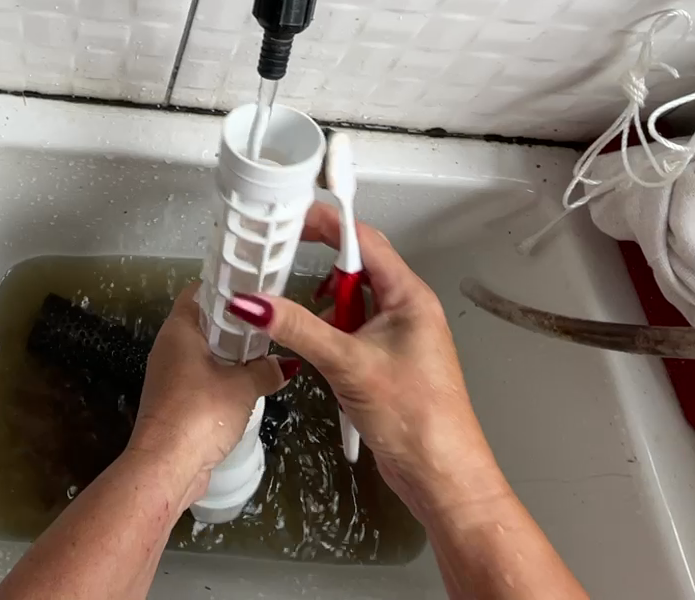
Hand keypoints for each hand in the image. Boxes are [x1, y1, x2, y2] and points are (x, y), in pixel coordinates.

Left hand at [127, 287, 295, 504]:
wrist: (165, 465)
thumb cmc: (200, 412)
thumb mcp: (243, 388)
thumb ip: (266, 370)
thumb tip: (285, 364)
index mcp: (179, 328)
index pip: (200, 293)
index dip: (227, 290)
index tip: (255, 295)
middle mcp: (169, 344)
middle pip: (204, 323)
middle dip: (234, 326)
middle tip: (267, 327)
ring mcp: (168, 372)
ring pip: (203, 352)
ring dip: (229, 355)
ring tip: (263, 356)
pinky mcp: (173, 398)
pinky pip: (200, 376)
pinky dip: (221, 377)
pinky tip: (245, 386)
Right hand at [223, 204, 504, 513]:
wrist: (443, 478)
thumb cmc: (414, 417)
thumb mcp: (348, 363)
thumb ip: (298, 328)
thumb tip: (252, 302)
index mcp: (409, 296)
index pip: (364, 241)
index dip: (328, 223)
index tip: (293, 216)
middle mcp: (406, 308)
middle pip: (358, 264)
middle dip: (320, 256)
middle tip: (282, 249)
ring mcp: (397, 334)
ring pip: (353, 296)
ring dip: (324, 295)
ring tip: (292, 295)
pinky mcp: (386, 358)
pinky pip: (352, 324)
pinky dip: (328, 322)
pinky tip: (311, 335)